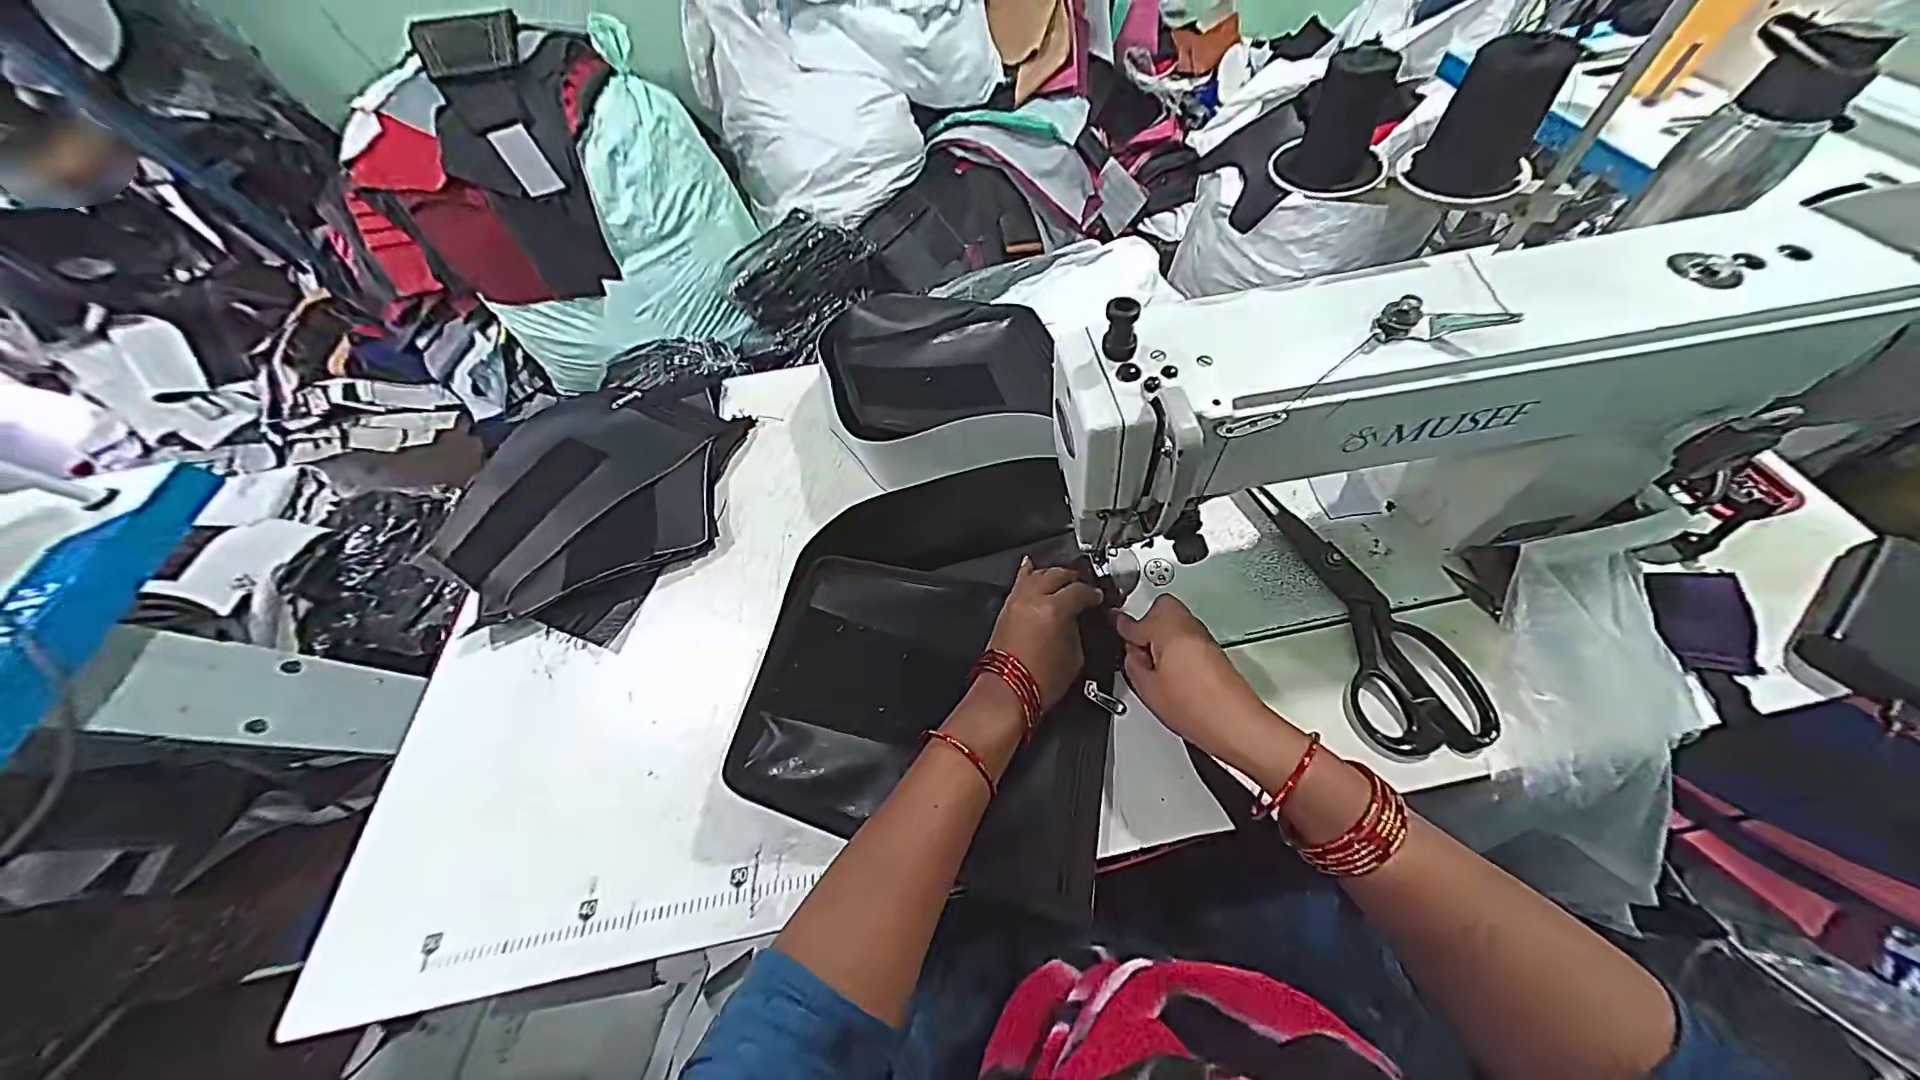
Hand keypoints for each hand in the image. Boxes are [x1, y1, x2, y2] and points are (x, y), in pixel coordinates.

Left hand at [986, 558, 1104, 711]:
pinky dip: (1027, 574)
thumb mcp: (1074, 656)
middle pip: (1057, 575)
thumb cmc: (1036, 682)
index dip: (1092, 593)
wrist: (1006, 693)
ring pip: (1036, 574)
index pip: (1079, 590)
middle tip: (1082, 584)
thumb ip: (1076, 629)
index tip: (1096, 597)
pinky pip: (1019, 583)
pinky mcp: (1005, 609)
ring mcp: (1016, 602)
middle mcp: (1032, 600)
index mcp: (1054, 609)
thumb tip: (1075, 619)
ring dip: (1051, 574)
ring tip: (1062, 576)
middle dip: (1073, 578)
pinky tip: (1029, 567)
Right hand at [1114, 595, 1276, 760]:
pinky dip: (1177, 646)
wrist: (1236, 725)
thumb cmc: (1198, 709)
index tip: (1117, 627)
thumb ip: (1132, 662)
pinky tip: (1173, 672)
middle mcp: (1190, 627)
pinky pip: (1188, 636)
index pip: (1136, 620)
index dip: (1122, 626)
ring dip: (1162, 635)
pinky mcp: (1215, 650)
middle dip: (1147, 622)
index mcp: (1168, 630)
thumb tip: (1131, 652)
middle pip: (1162, 606)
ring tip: (1157, 666)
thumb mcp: (1147, 689)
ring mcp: (1205, 637)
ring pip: (1176, 620)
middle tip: (1139, 647)